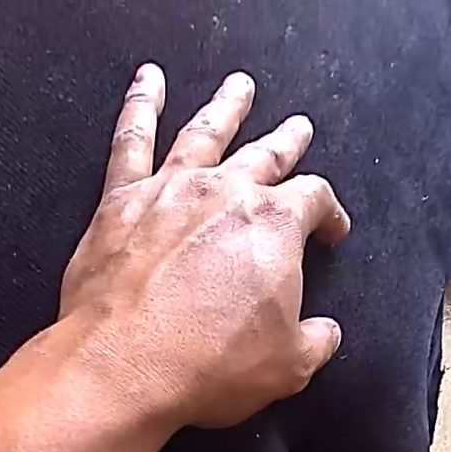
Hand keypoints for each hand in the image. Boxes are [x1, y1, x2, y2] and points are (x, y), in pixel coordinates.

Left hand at [58, 64, 352, 429]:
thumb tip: (324, 333)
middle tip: (297, 130)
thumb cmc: (206, 368)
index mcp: (276, 226)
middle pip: (265, 155)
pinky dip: (139, 105)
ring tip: (239, 89)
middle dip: (286, 144)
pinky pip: (131, 140)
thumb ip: (314, 342)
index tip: (331, 229)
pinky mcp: (120, 203)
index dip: (329, 213)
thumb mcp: (286, 368)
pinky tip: (147, 82)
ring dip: (226, 108)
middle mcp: (225, 193)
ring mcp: (170, 191)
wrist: (124, 369)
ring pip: (205, 133)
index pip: (315, 200)